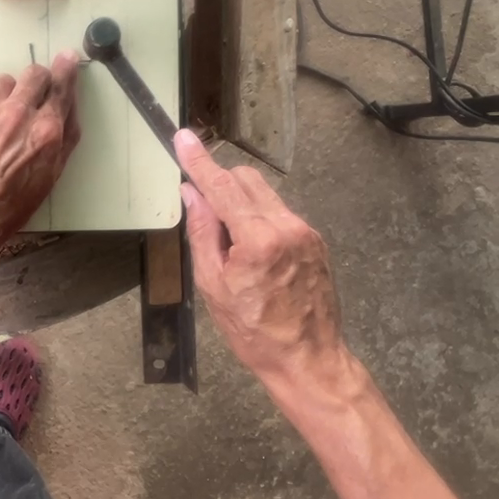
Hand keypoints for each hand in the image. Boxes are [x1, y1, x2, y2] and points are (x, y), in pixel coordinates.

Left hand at [0, 53, 82, 259]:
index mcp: (45, 133)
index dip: (66, 70)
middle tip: (30, 99)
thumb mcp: (50, 177)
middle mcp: (18, 115)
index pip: (61, 87)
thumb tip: (70, 105)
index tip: (66, 59)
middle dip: (37, 83)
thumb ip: (65, 137)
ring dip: (7, 93)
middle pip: (34, 75)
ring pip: (4, 80)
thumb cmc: (8, 206)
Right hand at [174, 130, 352, 388]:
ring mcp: (306, 232)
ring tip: (231, 248)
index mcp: (259, 239)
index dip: (199, 161)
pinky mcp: (315, 241)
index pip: (222, 187)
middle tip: (203, 214)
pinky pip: (278, 212)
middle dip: (220, 184)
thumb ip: (202, 232)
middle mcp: (288, 226)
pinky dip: (257, 218)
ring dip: (239, 203)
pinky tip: (251, 252)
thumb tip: (192, 194)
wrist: (308, 361)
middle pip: (246, 180)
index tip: (183, 138)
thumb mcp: (213, 284)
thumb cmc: (254, 331)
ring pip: (264, 194)